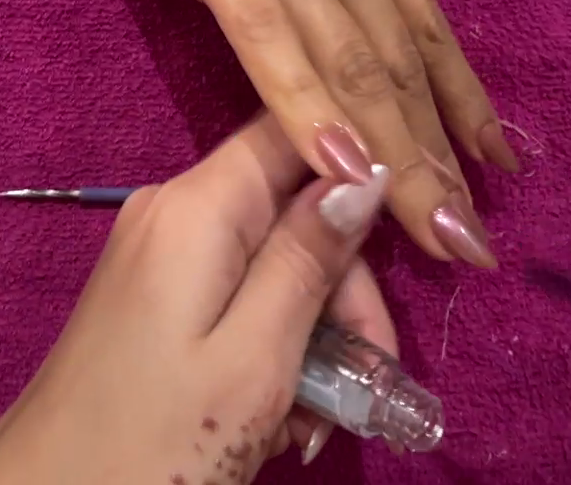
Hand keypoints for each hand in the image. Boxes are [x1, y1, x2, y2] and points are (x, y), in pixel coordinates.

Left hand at [0, 112, 399, 484]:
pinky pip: (232, 287)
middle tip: (369, 377)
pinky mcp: (154, 287)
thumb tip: (360, 171)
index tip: (416, 219)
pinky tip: (277, 410)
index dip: (354, 158)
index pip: (287, 132)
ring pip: (266, 255)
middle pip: (285, 206)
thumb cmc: (154, 439)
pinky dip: (267, 338)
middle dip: (338, 284)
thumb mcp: (252, 357)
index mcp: (195, 206)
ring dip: (309, 327)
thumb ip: (306, 258)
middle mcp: (173, 207)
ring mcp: (159, 247)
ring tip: (316, 418)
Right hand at [76, 0, 513, 266]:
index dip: (466, 100)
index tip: (502, 167)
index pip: (426, 30)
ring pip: (347, 65)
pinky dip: (307, 105)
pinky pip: (268, 44)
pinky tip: (338, 164)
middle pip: (397, 63)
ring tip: (429, 230)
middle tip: (473, 240)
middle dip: (439, 155)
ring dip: (393, 151)